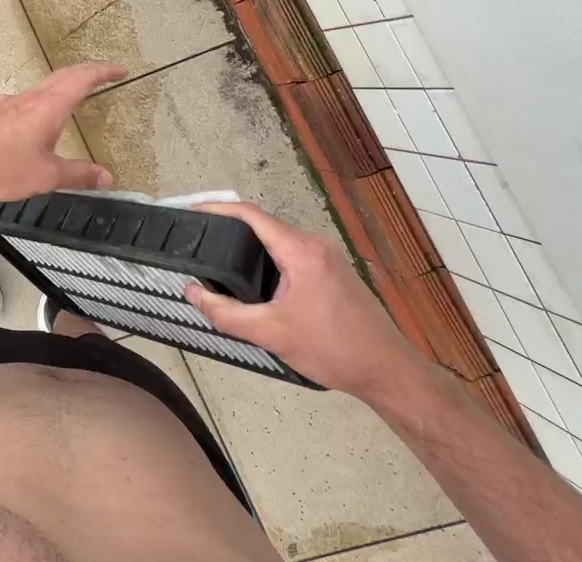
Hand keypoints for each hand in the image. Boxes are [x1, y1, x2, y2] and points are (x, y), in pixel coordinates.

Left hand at [0, 62, 126, 200]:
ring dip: (62, 85)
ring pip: (41, 87)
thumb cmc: (2, 167)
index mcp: (48, 107)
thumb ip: (79, 175)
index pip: (81, 78)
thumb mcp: (47, 176)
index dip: (103, 71)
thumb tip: (106, 176)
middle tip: (104, 76)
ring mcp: (8, 103)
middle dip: (86, 73)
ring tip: (74, 95)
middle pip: (62, 76)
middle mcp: (29, 98)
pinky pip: (24, 100)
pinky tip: (36, 117)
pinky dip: (41, 100)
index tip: (120, 70)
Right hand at [182, 200, 426, 400]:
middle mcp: (315, 245)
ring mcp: (328, 258)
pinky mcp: (334, 273)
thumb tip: (191, 291)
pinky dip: (268, 260)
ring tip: (219, 262)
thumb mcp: (271, 333)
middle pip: (263, 225)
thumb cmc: (333, 349)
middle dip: (229, 229)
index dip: (217, 208)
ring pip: (278, 241)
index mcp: (301, 250)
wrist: (391, 373)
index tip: (190, 213)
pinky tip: (254, 282)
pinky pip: (292, 255)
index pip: (251, 214)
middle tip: (199, 242)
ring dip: (249, 247)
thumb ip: (225, 313)